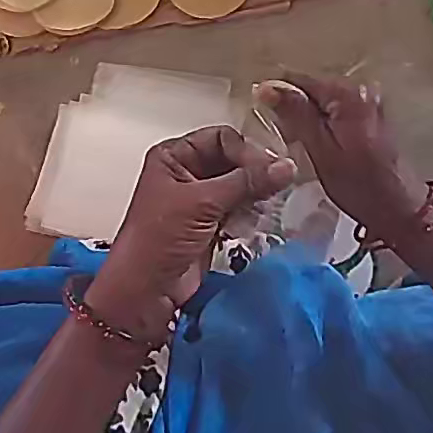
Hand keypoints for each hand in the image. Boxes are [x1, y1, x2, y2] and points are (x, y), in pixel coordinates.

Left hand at [85, 126, 295, 339]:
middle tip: (280, 184)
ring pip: (238, 185)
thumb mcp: (203, 203)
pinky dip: (250, 212)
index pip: (220, 139)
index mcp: (174, 155)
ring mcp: (199, 199)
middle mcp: (186, 172)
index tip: (271, 167)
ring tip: (270, 203)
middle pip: (231, 161)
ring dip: (255, 194)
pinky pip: (238, 208)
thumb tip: (287, 166)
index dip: (246, 151)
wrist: (144, 293)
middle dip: (254, 173)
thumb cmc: (161, 238)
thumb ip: (247, 182)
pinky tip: (259, 219)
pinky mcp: (210, 224)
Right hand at [257, 73, 424, 245]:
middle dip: (293, 108)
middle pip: (311, 88)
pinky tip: (319, 145)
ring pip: (322, 101)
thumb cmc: (358, 184)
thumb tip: (266, 88)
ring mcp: (368, 100)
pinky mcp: (370, 115)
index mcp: (346, 93)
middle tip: (284, 138)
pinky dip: (323, 124)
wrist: (400, 207)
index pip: (299, 80)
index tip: (262, 118)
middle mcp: (359, 88)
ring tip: (299, 144)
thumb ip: (295, 114)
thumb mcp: (320, 150)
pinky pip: (336, 111)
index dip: (277, 96)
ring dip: (307, 118)